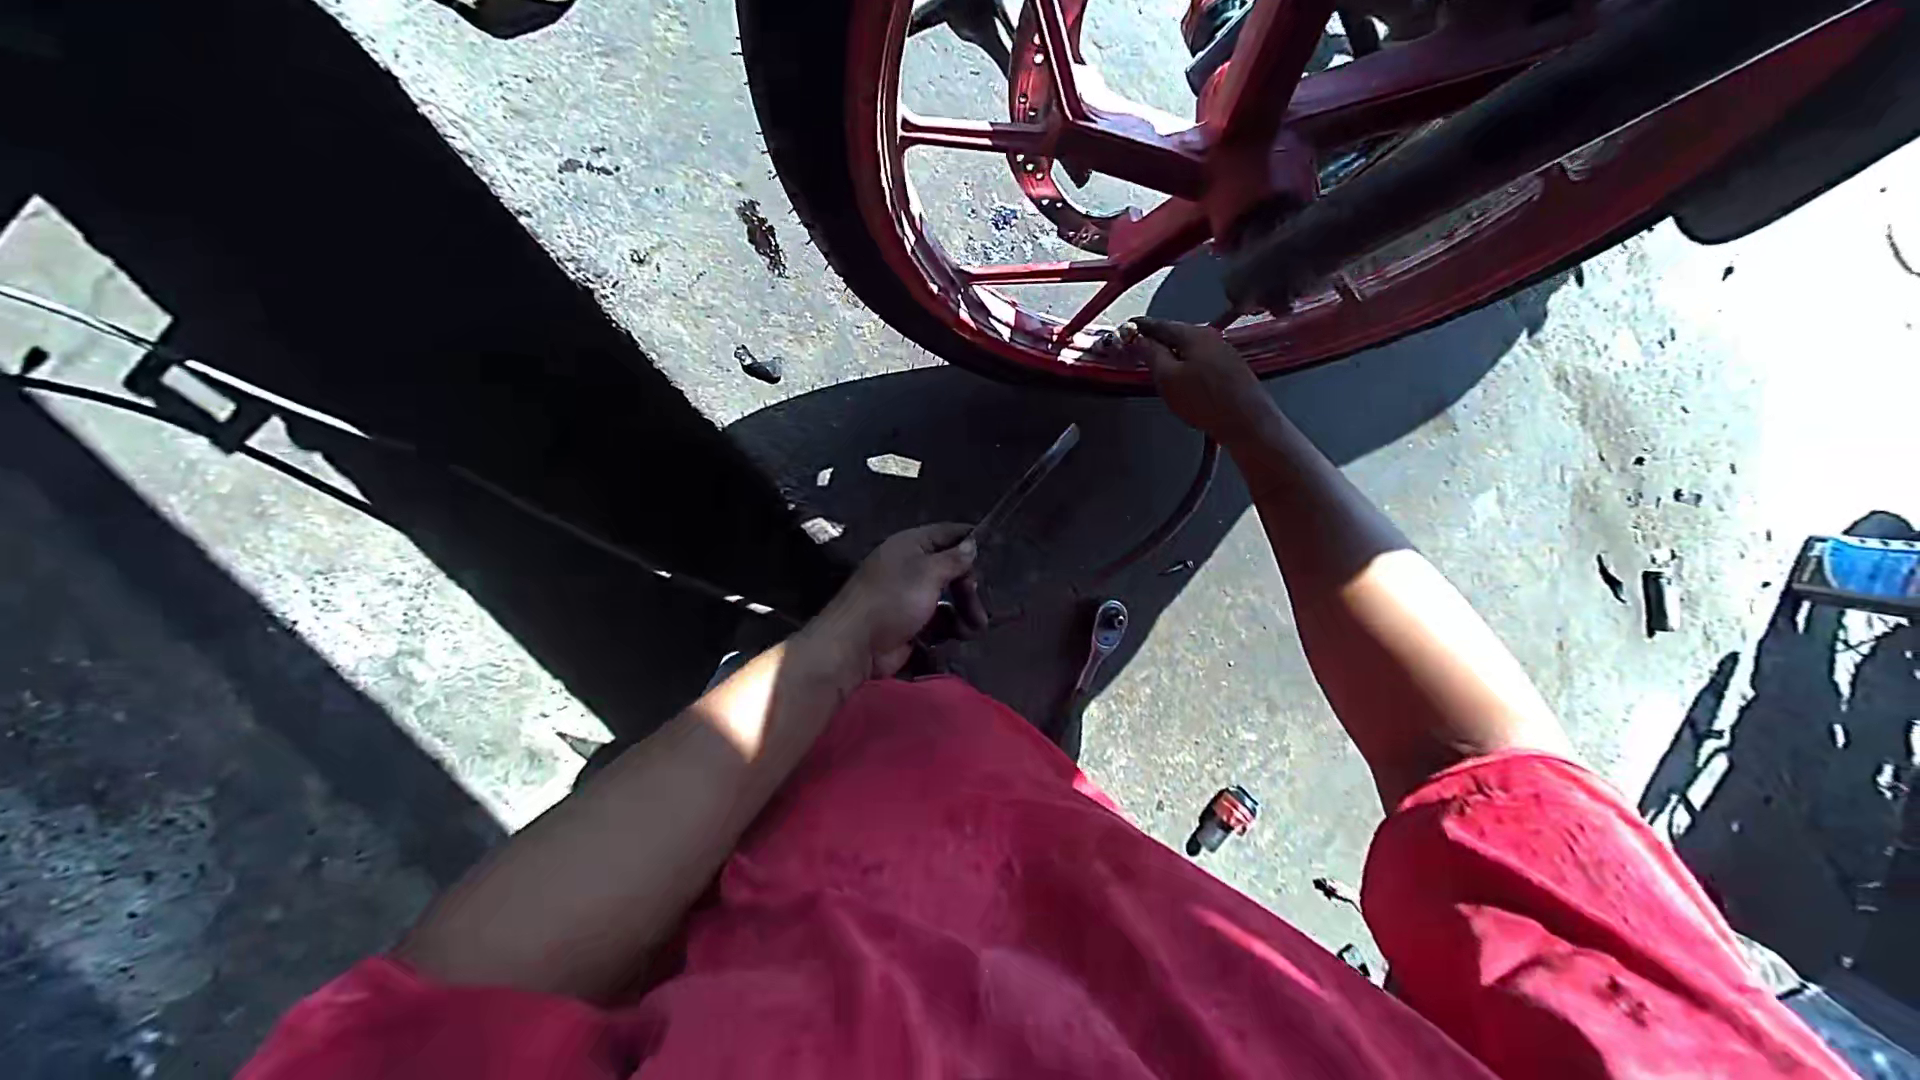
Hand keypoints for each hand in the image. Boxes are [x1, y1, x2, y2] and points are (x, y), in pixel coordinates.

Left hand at [799, 523, 984, 680]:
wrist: (856, 644)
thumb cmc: (892, 600)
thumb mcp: (928, 572)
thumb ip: (954, 559)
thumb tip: (971, 545)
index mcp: (910, 545)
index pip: (948, 534)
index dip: (971, 542)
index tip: (995, 554)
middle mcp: (910, 566)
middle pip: (952, 569)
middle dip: (969, 588)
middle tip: (979, 605)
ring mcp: (910, 596)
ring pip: (949, 598)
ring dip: (965, 611)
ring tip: (974, 629)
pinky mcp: (911, 623)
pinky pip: (939, 621)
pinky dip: (951, 627)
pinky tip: (959, 636)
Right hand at [1119, 318, 1279, 445]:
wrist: (1246, 421)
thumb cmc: (1205, 401)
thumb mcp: (1168, 378)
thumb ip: (1151, 354)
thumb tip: (1138, 339)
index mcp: (1193, 334)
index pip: (1159, 324)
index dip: (1139, 327)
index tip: (1125, 329)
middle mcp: (1210, 337)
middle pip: (1175, 333)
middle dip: (1154, 339)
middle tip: (1136, 347)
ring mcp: (1223, 351)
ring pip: (1188, 347)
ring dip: (1169, 352)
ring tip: (1154, 362)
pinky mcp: (1229, 368)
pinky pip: (1199, 358)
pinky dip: (1184, 362)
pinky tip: (1179, 376)